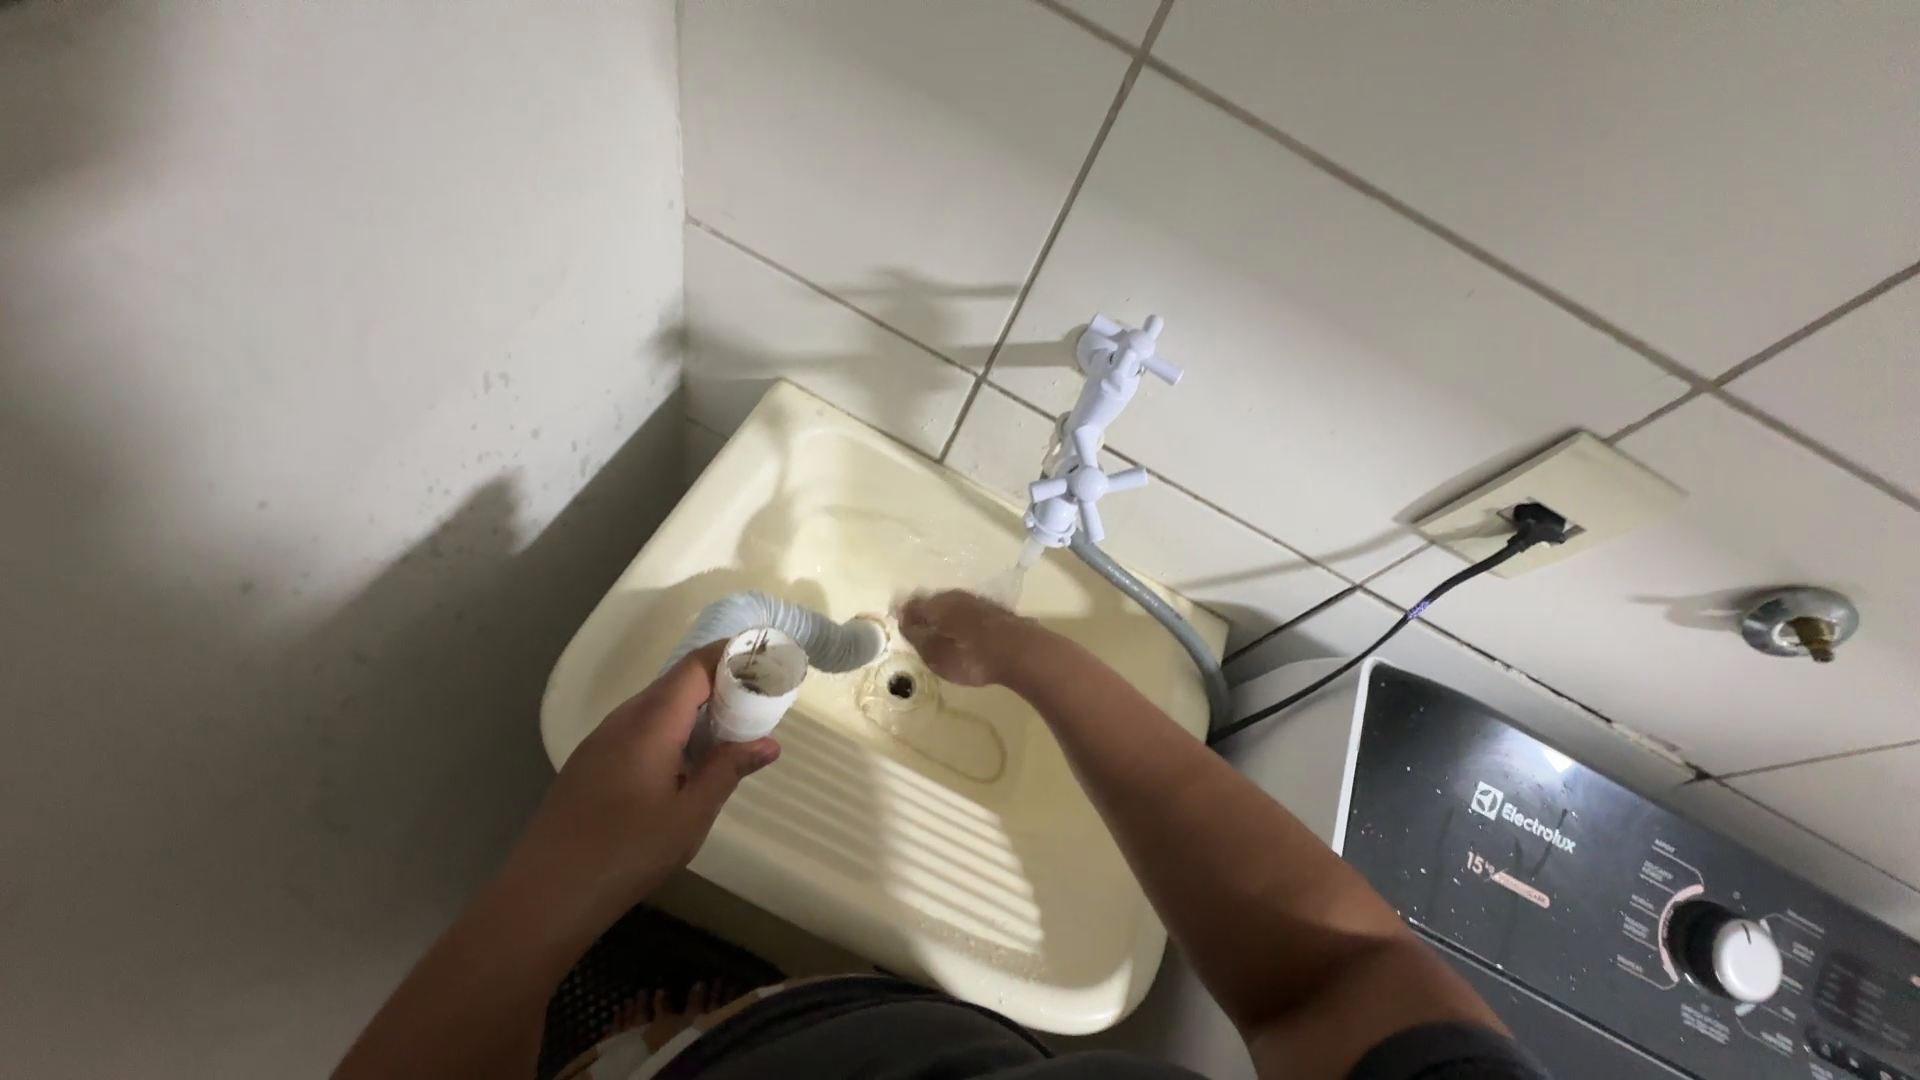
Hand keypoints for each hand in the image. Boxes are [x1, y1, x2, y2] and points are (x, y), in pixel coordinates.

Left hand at [505, 642, 779, 916]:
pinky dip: (673, 729)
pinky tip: (686, 763)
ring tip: (731, 731)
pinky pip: (640, 728)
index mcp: (651, 722)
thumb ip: (728, 770)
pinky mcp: (591, 763)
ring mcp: (601, 741)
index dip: (731, 655)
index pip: (696, 666)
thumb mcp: (691, 815)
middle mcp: (623, 719)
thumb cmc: (626, 852)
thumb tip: (769, 742)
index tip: (765, 661)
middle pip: (677, 682)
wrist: (543, 898)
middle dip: (720, 683)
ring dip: (696, 709)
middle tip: (758, 701)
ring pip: (657, 707)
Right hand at [896, 589, 1036, 686]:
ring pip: (955, 607)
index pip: (913, 604)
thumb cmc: (970, 656)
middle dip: (926, 615)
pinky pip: (972, 615)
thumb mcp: (935, 653)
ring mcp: (980, 602)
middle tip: (921, 631)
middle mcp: (957, 597)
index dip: (904, 615)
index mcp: (938, 604)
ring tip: (944, 636)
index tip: (901, 626)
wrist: (1021, 652)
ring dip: (947, 618)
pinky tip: (968, 636)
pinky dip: (965, 624)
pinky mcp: (999, 613)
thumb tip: (904, 622)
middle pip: (935, 602)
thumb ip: (917, 636)